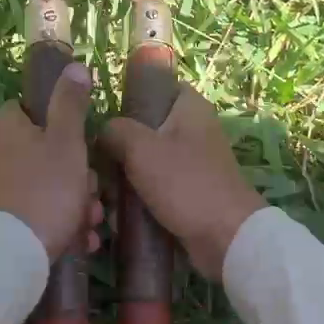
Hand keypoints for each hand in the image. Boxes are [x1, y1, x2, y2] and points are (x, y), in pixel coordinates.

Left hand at [0, 61, 103, 258]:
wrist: (5, 257)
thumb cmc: (44, 189)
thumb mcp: (68, 142)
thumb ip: (71, 104)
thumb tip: (75, 66)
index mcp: (4, 125)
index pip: (33, 111)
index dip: (63, 128)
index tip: (84, 149)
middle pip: (40, 153)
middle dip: (75, 176)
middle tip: (95, 198)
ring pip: (37, 186)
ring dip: (69, 203)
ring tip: (90, 227)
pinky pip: (25, 213)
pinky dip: (50, 224)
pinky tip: (75, 243)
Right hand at [101, 82, 264, 279]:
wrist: (225, 237)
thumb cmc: (184, 183)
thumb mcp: (141, 149)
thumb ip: (116, 130)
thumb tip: (104, 131)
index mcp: (190, 107)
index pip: (157, 86)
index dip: (130, 97)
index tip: (105, 117)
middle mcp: (194, 129)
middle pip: (147, 127)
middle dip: (121, 146)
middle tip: (97, 162)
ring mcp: (193, 162)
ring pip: (148, 160)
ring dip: (126, 175)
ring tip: (103, 191)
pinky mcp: (190, 191)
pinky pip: (156, 186)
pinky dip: (139, 195)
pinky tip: (118, 211)